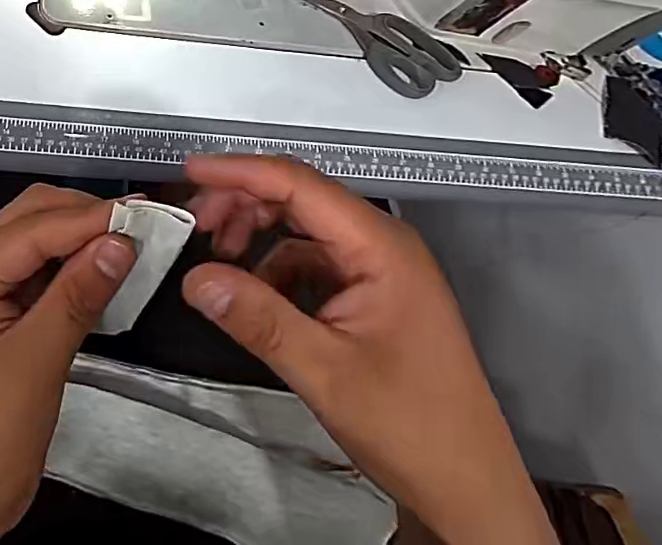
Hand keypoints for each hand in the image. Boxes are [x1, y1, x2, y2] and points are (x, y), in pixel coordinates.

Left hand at [0, 185, 135, 544]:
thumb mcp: (34, 366)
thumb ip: (77, 296)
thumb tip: (121, 242)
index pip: (32, 228)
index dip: (90, 218)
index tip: (142, 213)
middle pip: (30, 220)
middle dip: (83, 218)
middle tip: (139, 225)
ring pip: (35, 241)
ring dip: (79, 237)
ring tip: (128, 241)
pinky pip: (37, 272)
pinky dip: (70, 265)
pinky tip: (101, 267)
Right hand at [182, 156, 554, 544]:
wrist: (470, 491)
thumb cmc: (411, 427)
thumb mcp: (325, 372)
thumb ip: (257, 318)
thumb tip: (195, 279)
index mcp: (379, 245)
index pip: (298, 184)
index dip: (239, 171)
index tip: (191, 170)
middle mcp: (380, 241)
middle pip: (299, 197)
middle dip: (243, 202)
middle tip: (195, 225)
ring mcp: (377, 265)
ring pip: (302, 225)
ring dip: (257, 233)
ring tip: (218, 256)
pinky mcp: (369, 290)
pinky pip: (311, 258)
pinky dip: (275, 265)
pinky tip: (255, 293)